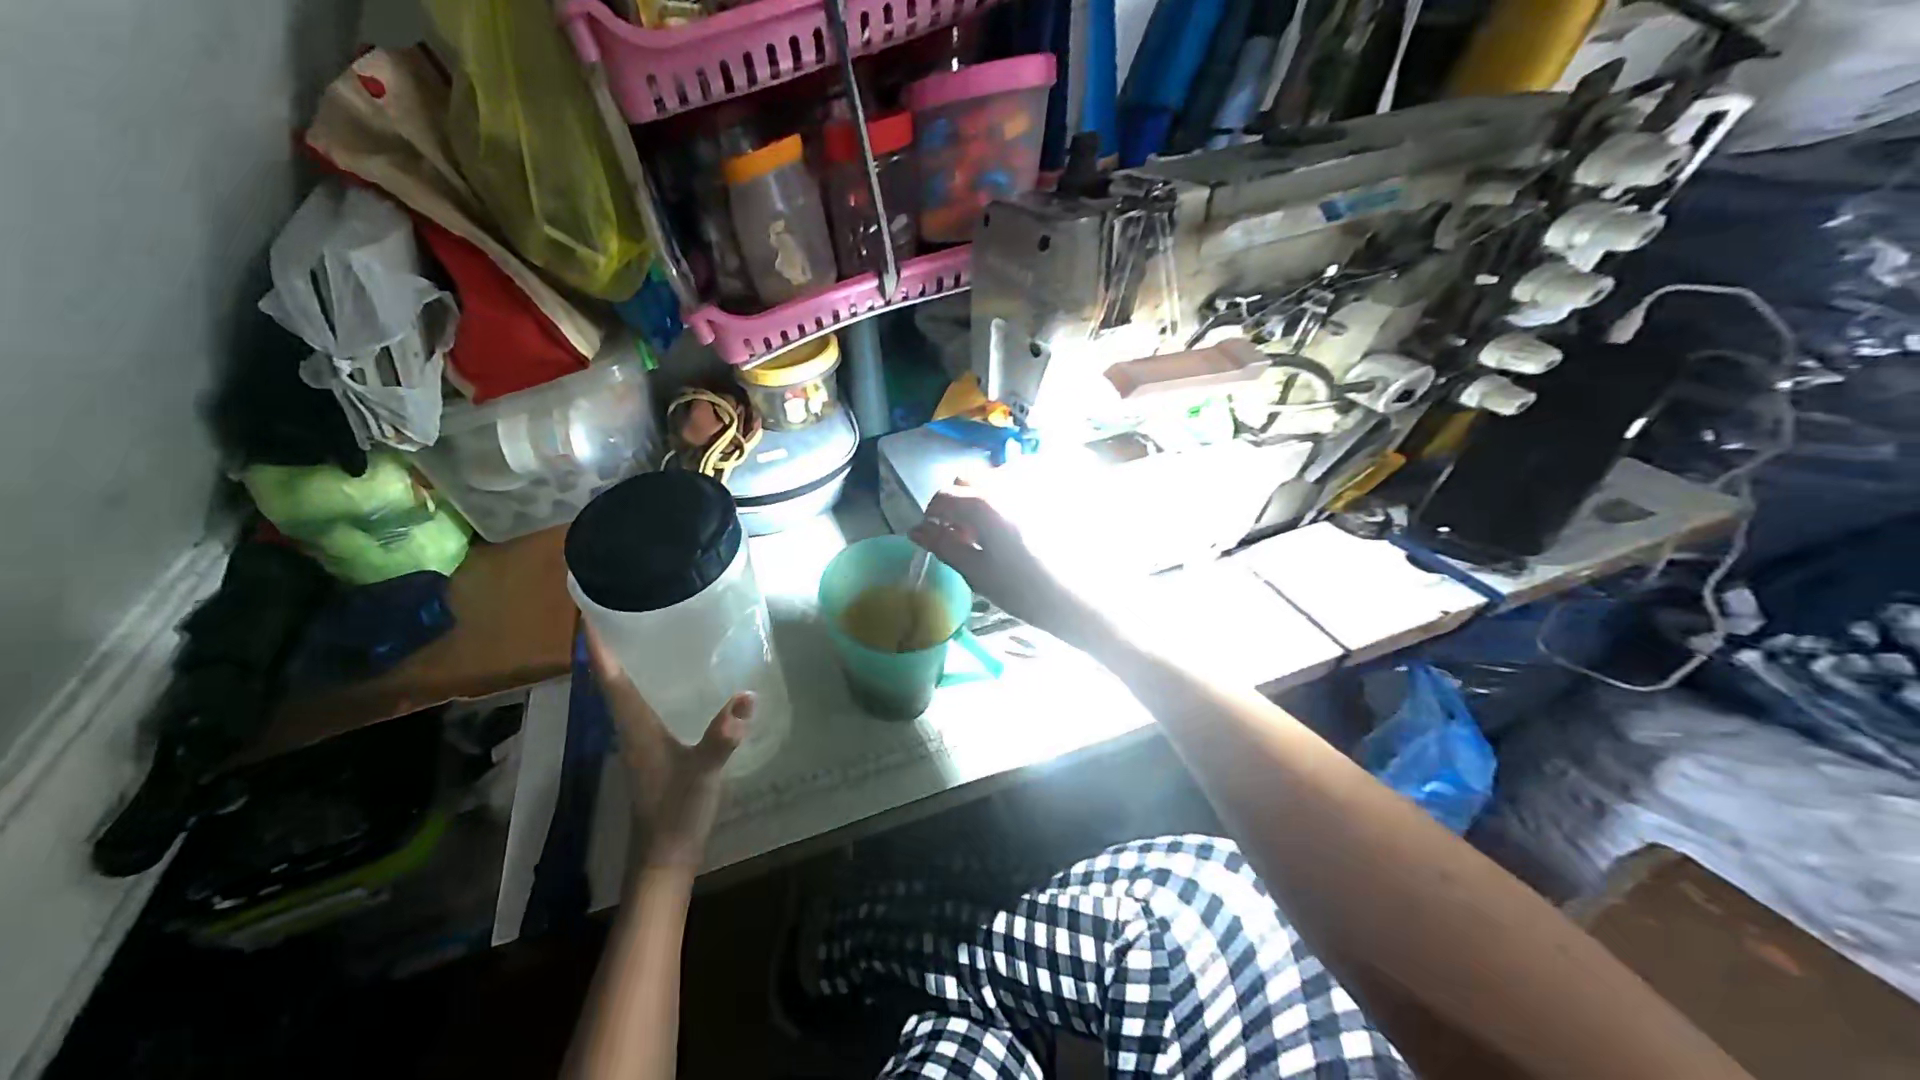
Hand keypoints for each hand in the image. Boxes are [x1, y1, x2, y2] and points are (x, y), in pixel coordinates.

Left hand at [584, 624, 752, 872]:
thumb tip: (747, 696)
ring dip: (625, 664)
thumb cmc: (677, 813)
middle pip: (612, 680)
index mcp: (635, 727)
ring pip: (625, 693)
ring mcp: (640, 741)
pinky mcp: (653, 750)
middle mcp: (631, 729)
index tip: (588, 612)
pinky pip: (643, 705)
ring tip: (640, 633)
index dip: (599, 647)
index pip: (610, 679)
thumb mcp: (702, 773)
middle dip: (610, 646)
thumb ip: (721, 737)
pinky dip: (646, 684)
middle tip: (619, 608)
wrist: (664, 858)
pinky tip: (669, 679)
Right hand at [909, 480, 1102, 644]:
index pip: (942, 496)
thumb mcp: (978, 573)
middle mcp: (1007, 482)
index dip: (933, 516)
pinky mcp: (1057, 489)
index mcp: (982, 503)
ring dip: (985, 498)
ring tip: (996, 533)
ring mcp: (1034, 483)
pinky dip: (1011, 497)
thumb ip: (944, 547)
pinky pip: (1023, 482)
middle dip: (958, 503)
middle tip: (966, 537)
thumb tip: (916, 530)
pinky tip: (1022, 526)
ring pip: (995, 478)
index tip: (937, 537)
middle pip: (968, 480)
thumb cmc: (1028, 592)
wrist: (1087, 599)